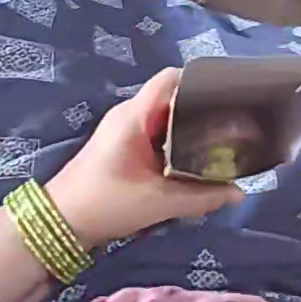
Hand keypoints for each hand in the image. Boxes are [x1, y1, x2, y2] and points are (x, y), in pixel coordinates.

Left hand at [46, 68, 244, 247]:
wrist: (61, 222)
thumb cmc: (105, 203)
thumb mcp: (158, 202)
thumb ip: (201, 197)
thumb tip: (239, 194)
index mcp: (134, 115)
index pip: (171, 78)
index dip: (200, 81)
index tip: (229, 96)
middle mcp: (130, 115)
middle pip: (173, 97)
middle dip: (202, 108)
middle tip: (234, 125)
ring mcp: (125, 130)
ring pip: (166, 118)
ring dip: (189, 128)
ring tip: (221, 141)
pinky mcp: (123, 146)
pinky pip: (156, 134)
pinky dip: (176, 142)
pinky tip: (195, 158)